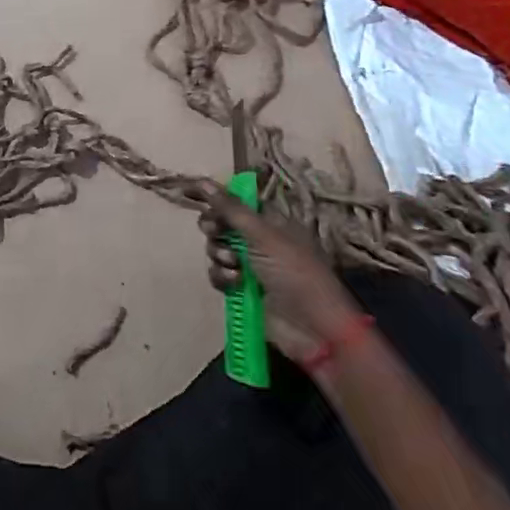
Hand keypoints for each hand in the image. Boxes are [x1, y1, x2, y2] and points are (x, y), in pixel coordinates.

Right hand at [199, 190, 363, 361]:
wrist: (313, 329)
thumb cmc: (294, 273)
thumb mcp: (264, 236)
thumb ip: (231, 210)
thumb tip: (204, 180)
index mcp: (273, 222)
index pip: (239, 201)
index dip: (218, 198)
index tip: (195, 194)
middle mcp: (260, 241)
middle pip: (223, 224)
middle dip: (215, 228)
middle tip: (214, 232)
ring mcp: (251, 266)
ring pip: (218, 249)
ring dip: (219, 255)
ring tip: (233, 266)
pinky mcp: (242, 290)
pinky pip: (219, 274)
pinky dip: (222, 277)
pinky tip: (234, 283)